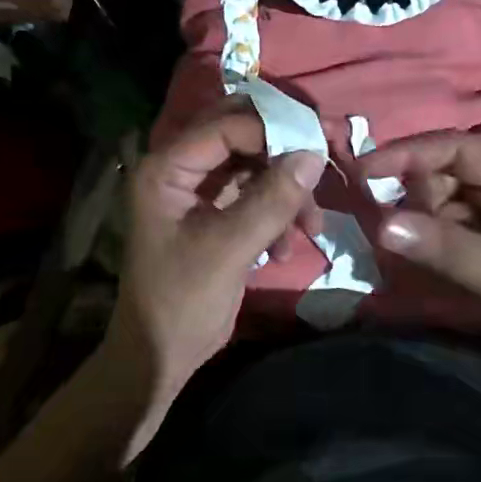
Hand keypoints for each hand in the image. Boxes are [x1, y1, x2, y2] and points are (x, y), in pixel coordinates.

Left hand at [102, 107, 322, 408]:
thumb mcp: (228, 249)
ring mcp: (195, 189)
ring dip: (284, 188)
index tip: (317, 145)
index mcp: (166, 168)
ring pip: (251, 164)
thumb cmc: (182, 301)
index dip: (272, 130)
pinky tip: (286, 248)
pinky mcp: (213, 211)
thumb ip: (270, 201)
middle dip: (282, 149)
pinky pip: (252, 192)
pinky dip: (275, 211)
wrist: (159, 355)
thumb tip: (313, 156)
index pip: (225, 126)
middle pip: (238, 134)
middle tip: (321, 158)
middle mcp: (178, 168)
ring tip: (311, 226)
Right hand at [361, 132, 480, 434]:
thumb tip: (380, 223)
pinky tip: (416, 256)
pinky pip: (449, 225)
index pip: (455, 147)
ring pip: (442, 198)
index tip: (362, 172)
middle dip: (413, 195)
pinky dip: (429, 237)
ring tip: (402, 248)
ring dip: (418, 219)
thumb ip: (441, 245)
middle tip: (389, 228)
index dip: (405, 154)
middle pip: (444, 170)